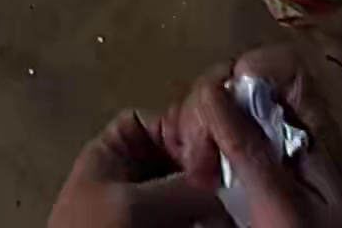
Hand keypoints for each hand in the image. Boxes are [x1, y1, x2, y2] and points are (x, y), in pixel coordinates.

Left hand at [48, 109, 228, 227]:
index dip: (173, 128)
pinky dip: (202, 225)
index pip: (142, 124)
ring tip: (231, 216)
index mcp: (108, 155)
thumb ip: (174, 190)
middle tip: (233, 188)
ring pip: (183, 198)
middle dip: (200, 173)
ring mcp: (143, 213)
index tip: (211, 145)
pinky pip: (186, 224)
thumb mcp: (130, 204)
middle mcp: (127, 179)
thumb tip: (216, 190)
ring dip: (207, 206)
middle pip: (169, 162)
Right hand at [188, 47, 341, 227]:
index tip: (218, 100)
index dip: (246, 69)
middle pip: (236, 77)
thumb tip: (213, 87)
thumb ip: (251, 149)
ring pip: (214, 95)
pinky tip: (187, 160)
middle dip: (204, 104)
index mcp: (314, 134)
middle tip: (196, 151)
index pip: (283, 67)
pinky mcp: (242, 155)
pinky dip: (188, 131)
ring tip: (191, 162)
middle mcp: (288, 127)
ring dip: (191, 120)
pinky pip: (205, 118)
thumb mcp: (283, 209)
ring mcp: (263, 140)